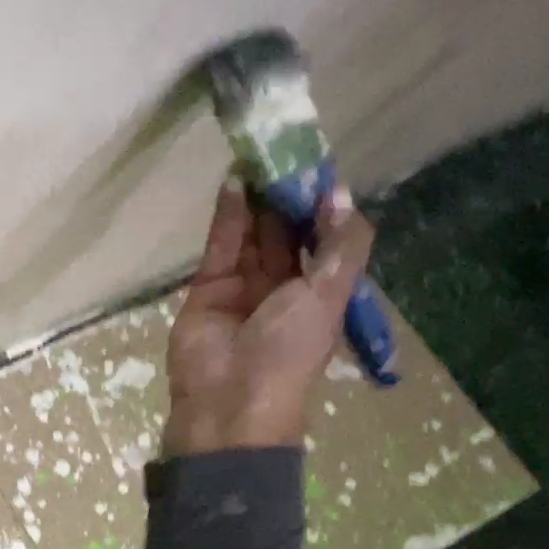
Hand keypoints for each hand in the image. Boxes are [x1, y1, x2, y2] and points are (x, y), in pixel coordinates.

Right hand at [162, 177, 375, 456]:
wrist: (228, 397)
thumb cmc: (289, 350)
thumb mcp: (331, 295)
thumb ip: (341, 243)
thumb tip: (338, 192)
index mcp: (321, 290)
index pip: (324, 237)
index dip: (323, 203)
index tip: (322, 164)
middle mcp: (282, 284)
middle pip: (286, 231)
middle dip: (287, 195)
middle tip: (287, 151)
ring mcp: (242, 285)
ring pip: (252, 234)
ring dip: (257, 199)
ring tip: (260, 157)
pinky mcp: (206, 287)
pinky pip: (219, 247)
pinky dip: (226, 217)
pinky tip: (235, 185)